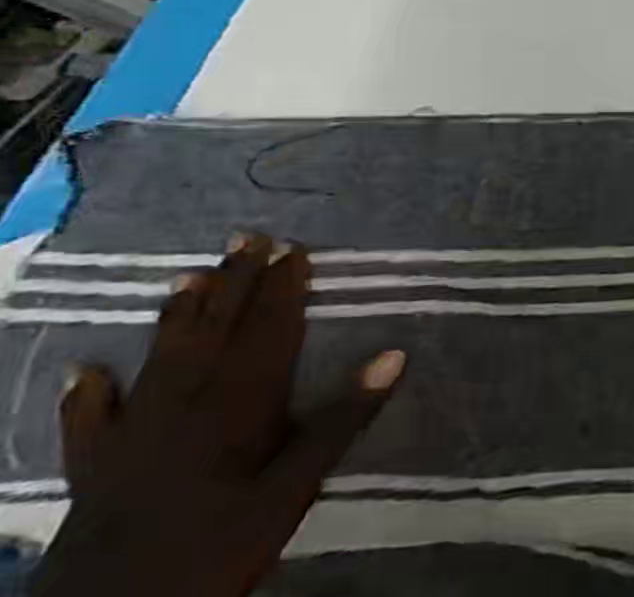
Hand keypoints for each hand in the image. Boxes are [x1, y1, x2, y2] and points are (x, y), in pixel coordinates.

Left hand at [31, 234, 406, 596]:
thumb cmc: (219, 546)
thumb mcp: (294, 488)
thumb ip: (342, 420)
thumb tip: (395, 354)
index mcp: (235, 408)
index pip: (266, 332)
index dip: (281, 289)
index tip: (294, 249)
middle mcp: (182, 408)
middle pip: (212, 333)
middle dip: (233, 284)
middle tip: (247, 238)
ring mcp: (133, 436)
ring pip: (159, 361)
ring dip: (176, 317)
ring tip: (189, 276)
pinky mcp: (97, 469)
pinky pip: (90, 421)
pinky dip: (88, 393)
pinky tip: (86, 370)